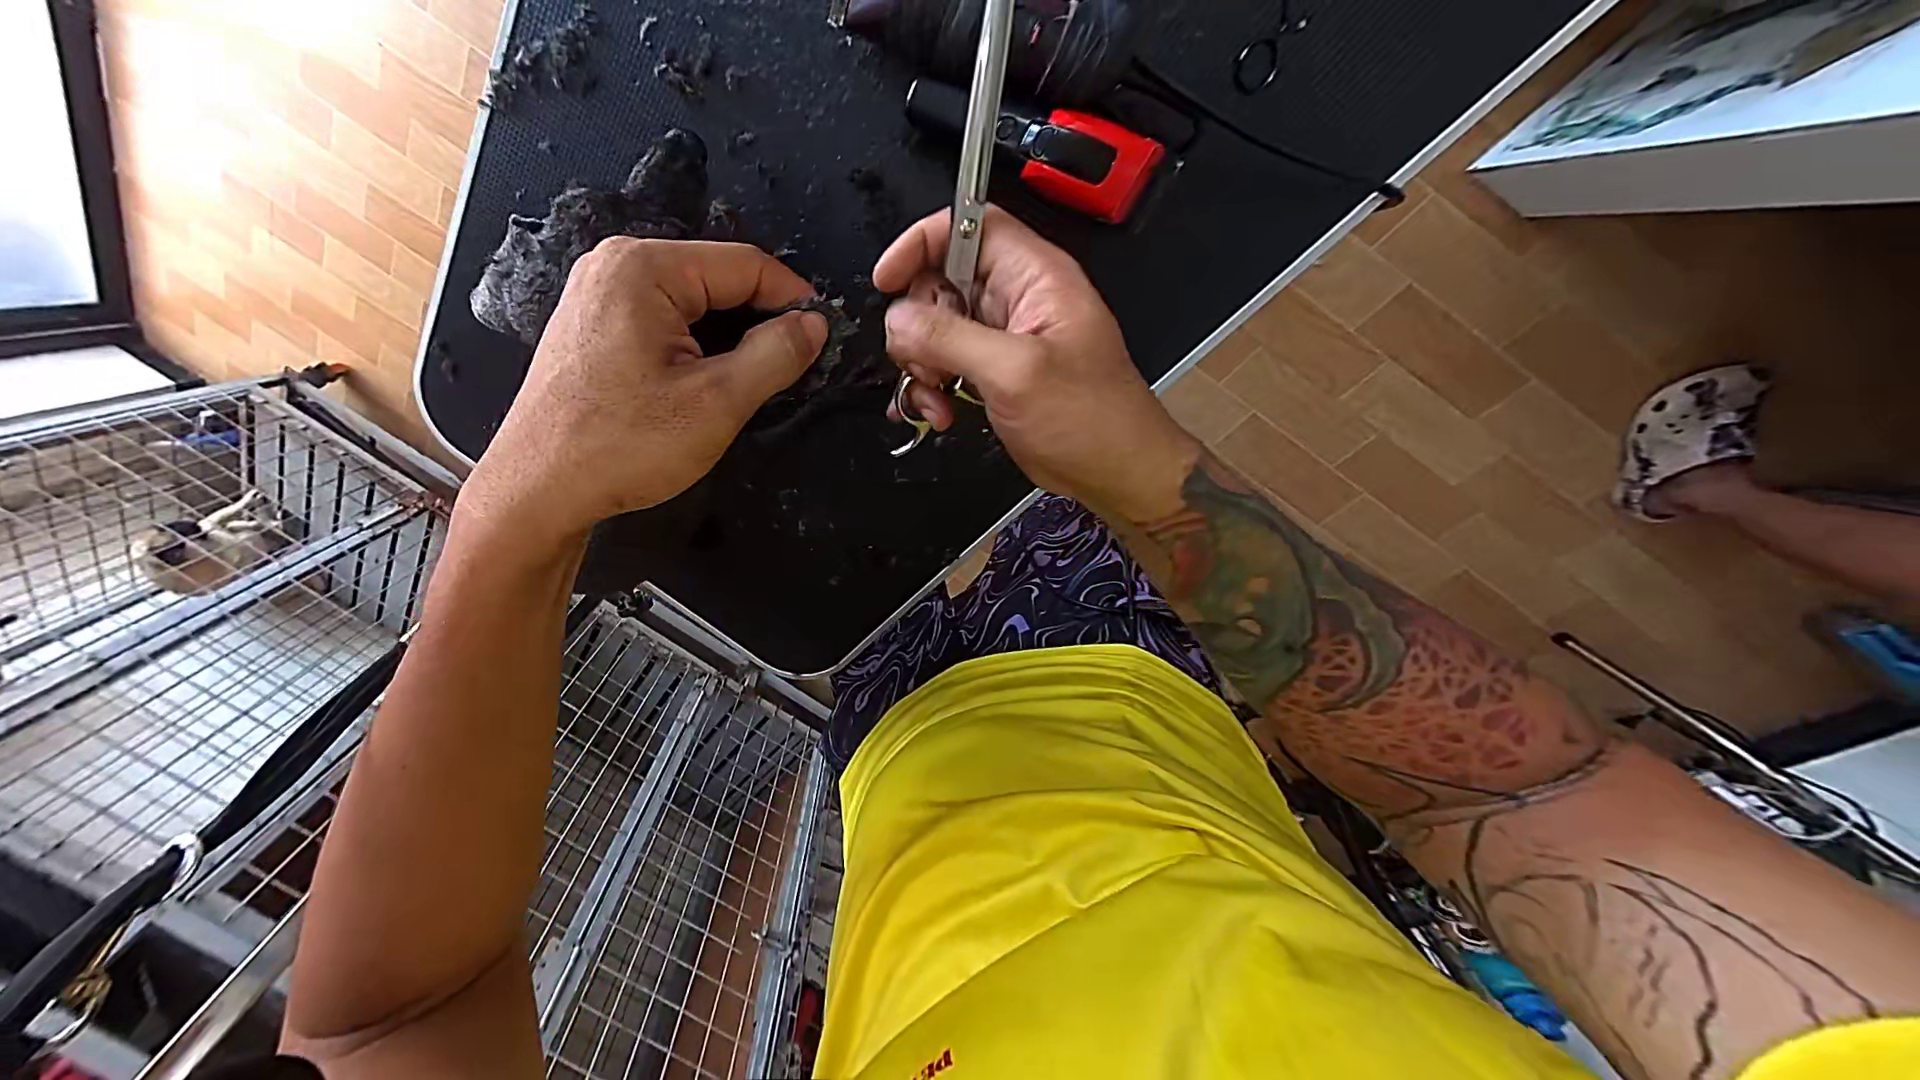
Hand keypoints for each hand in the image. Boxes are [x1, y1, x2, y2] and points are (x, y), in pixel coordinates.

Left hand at [461, 238, 826, 545]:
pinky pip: (670, 322)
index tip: (826, 337)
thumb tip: (816, 323)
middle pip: (721, 280)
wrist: (539, 490)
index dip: (795, 299)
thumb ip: (776, 354)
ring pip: (698, 305)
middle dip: (764, 320)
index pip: (746, 264)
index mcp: (645, 268)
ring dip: (735, 338)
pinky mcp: (599, 328)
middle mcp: (617, 267)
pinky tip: (714, 383)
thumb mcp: (718, 401)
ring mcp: (602, 296)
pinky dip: (703, 347)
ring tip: (758, 381)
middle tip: (796, 367)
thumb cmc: (624, 445)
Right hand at [875, 207, 1198, 520]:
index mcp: (1035, 277)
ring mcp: (1003, 338)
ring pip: (936, 328)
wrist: (1112, 471)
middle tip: (924, 361)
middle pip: (940, 280)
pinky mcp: (994, 372)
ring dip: (922, 364)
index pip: (967, 225)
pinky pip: (945, 363)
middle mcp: (1017, 300)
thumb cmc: (1092, 420)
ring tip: (935, 396)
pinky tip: (938, 411)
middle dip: (918, 323)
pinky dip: (931, 387)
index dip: (921, 242)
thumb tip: (899, 318)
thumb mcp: (1016, 373)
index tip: (889, 278)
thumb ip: (951, 339)